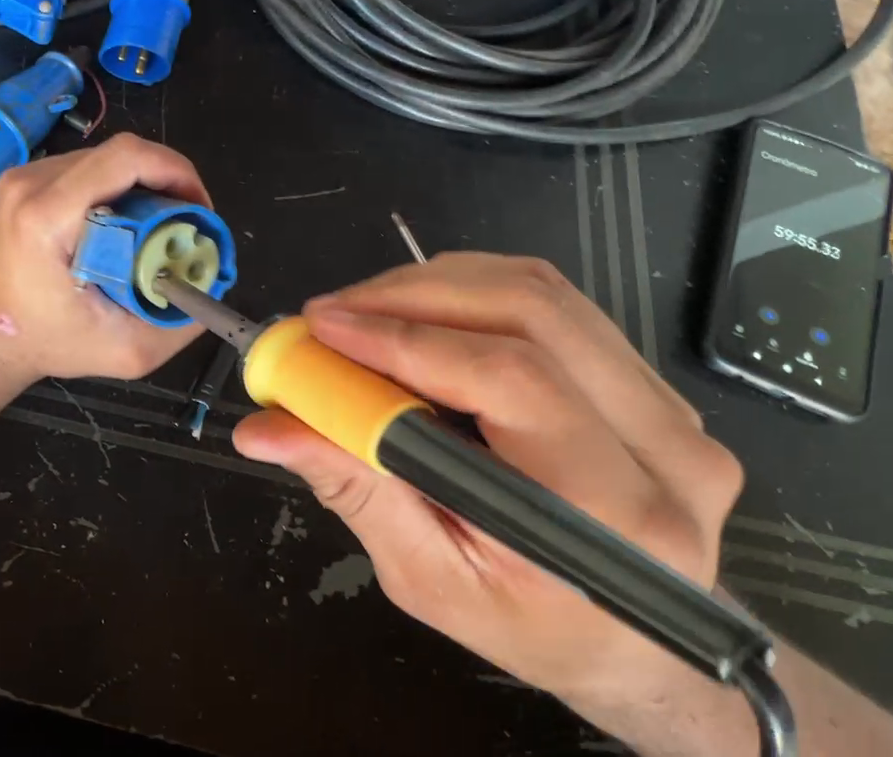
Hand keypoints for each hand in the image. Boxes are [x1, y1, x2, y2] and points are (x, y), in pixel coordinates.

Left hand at [0, 133, 208, 389]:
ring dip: (141, 185)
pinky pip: (84, 168)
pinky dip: (114, 188)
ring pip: (103, 158)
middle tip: (186, 223)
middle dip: (166, 182)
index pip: (124, 158)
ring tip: (159, 226)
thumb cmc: (49, 342)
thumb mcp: (126, 350)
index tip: (198, 211)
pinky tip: (125, 223)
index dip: (175, 172)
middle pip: (118, 154)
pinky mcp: (23, 181)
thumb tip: (216, 277)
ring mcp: (22, 177)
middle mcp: (30, 184)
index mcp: (46, 216)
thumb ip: (178, 320)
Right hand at [233, 254, 748, 739]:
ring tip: (360, 314)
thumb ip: (354, 491)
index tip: (317, 328)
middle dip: (407, 295)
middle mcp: (666, 448)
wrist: (634, 647)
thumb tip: (262, 430)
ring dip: (431, 285)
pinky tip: (414, 318)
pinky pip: (552, 303)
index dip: (402, 340)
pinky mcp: (651, 384)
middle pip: (529, 313)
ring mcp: (671, 407)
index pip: (508, 380)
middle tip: (326, 316)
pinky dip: (465, 292)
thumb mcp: (426, 577)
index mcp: (613, 513)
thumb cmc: (524, 624)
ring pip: (540, 292)